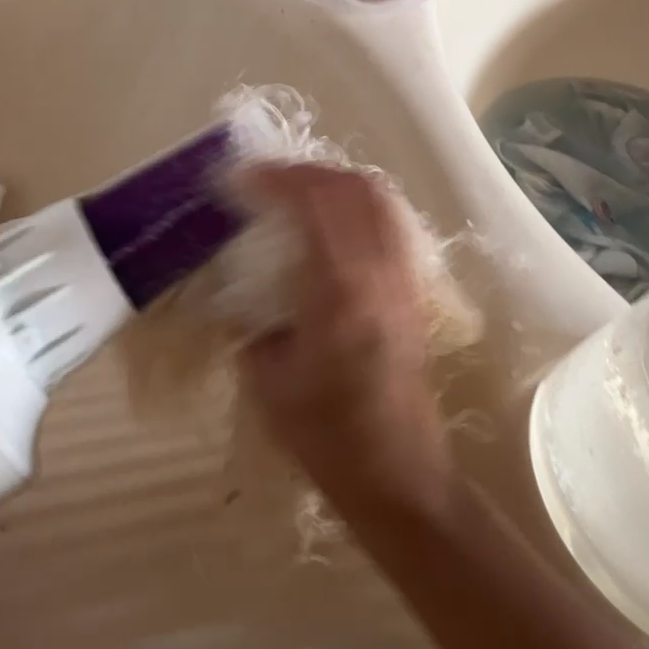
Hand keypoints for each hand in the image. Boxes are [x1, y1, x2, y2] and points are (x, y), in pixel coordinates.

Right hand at [237, 165, 451, 514]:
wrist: (398, 476)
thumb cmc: (326, 437)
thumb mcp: (267, 379)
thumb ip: (250, 321)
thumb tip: (234, 288)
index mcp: (339, 294)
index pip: (315, 205)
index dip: (276, 179)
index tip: (239, 179)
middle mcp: (381, 276)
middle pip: (356, 188)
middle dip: (307, 172)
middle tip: (266, 181)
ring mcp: (405, 282)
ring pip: (382, 201)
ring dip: (335, 184)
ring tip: (296, 194)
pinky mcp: (414, 294)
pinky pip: (390, 225)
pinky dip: (357, 207)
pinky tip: (329, 227)